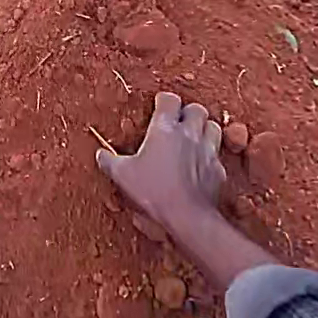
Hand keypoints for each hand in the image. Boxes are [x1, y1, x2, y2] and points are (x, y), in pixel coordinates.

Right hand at [95, 91, 225, 238]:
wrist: (187, 217)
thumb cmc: (153, 191)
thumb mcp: (122, 175)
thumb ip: (110, 161)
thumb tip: (100, 155)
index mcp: (165, 129)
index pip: (170, 100)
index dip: (164, 100)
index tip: (158, 105)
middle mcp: (189, 135)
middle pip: (197, 109)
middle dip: (188, 112)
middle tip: (177, 121)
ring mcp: (207, 152)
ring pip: (213, 127)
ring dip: (204, 128)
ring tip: (192, 137)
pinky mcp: (217, 170)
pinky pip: (217, 155)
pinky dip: (209, 155)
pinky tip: (200, 164)